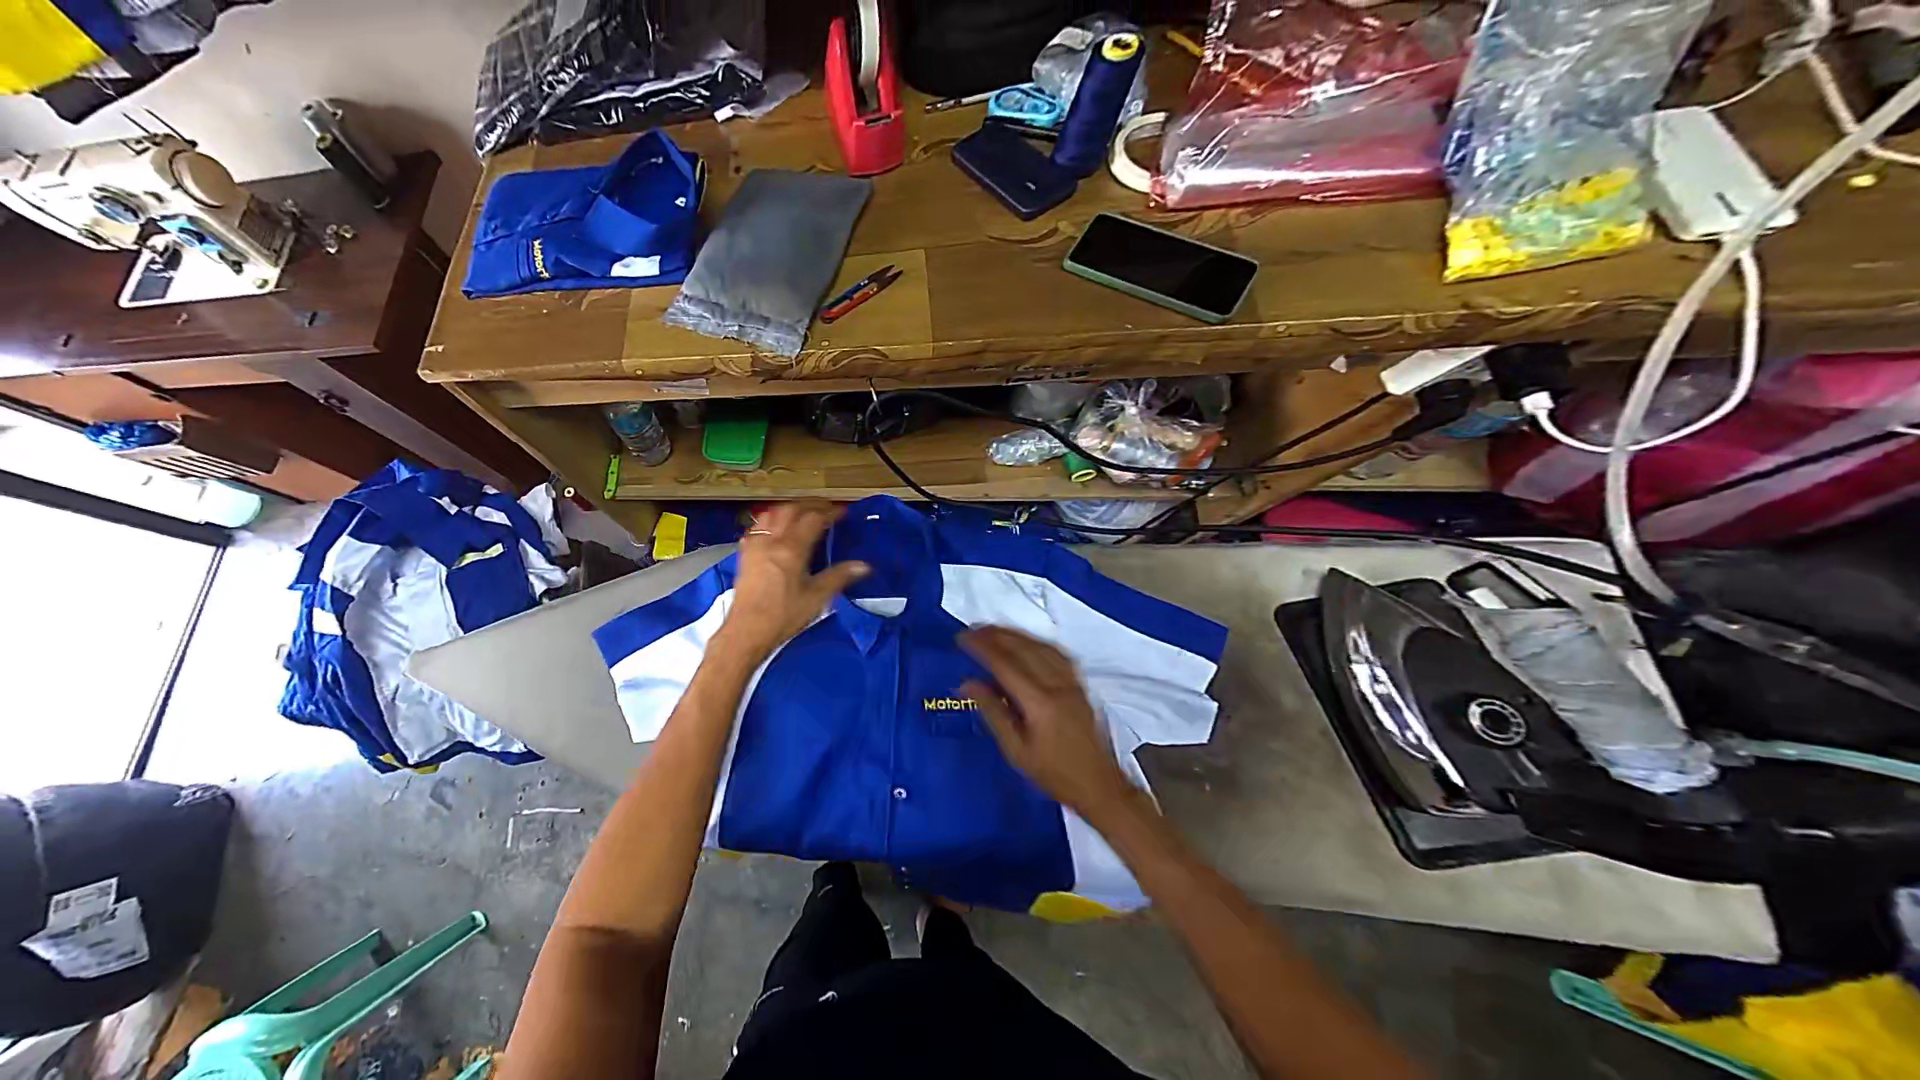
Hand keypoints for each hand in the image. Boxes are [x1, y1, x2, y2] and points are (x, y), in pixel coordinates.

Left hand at [717, 501, 867, 660]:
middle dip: (809, 505)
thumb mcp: (817, 598)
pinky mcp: (744, 555)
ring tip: (801, 514)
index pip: (813, 519)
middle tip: (824, 509)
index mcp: (792, 549)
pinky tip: (775, 531)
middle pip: (790, 509)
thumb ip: (839, 577)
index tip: (842, 512)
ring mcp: (755, 546)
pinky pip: (757, 528)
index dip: (830, 512)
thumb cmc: (784, 616)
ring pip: (771, 514)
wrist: (747, 632)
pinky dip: (769, 522)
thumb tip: (864, 566)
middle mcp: (771, 541)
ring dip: (788, 510)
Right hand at [960, 626, 1134, 818]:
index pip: (1005, 664)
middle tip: (974, 629)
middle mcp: (1058, 686)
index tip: (963, 638)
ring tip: (995, 631)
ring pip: (1042, 647)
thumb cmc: (1054, 774)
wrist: (1098, 785)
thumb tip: (968, 684)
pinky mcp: (1080, 685)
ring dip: (1017, 634)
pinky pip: (1058, 653)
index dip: (982, 648)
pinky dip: (1038, 642)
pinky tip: (1028, 642)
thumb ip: (993, 713)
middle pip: (1024, 649)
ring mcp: (1072, 683)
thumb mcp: (1016, 750)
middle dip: (997, 635)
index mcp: (1039, 703)